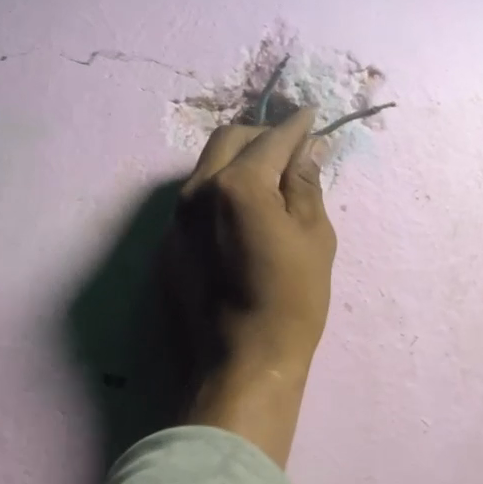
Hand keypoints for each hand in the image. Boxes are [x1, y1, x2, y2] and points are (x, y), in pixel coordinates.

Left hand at [166, 107, 334, 465]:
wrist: (239, 367)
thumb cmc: (290, 303)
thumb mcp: (314, 238)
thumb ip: (305, 185)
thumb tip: (306, 151)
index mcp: (237, 183)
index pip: (271, 140)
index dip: (295, 126)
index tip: (309, 116)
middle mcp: (197, 189)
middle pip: (229, 140)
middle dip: (260, 136)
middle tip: (288, 147)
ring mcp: (176, 217)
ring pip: (207, 168)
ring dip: (237, 162)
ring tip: (266, 179)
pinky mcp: (168, 243)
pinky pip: (195, 201)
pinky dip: (220, 194)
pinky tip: (240, 216)